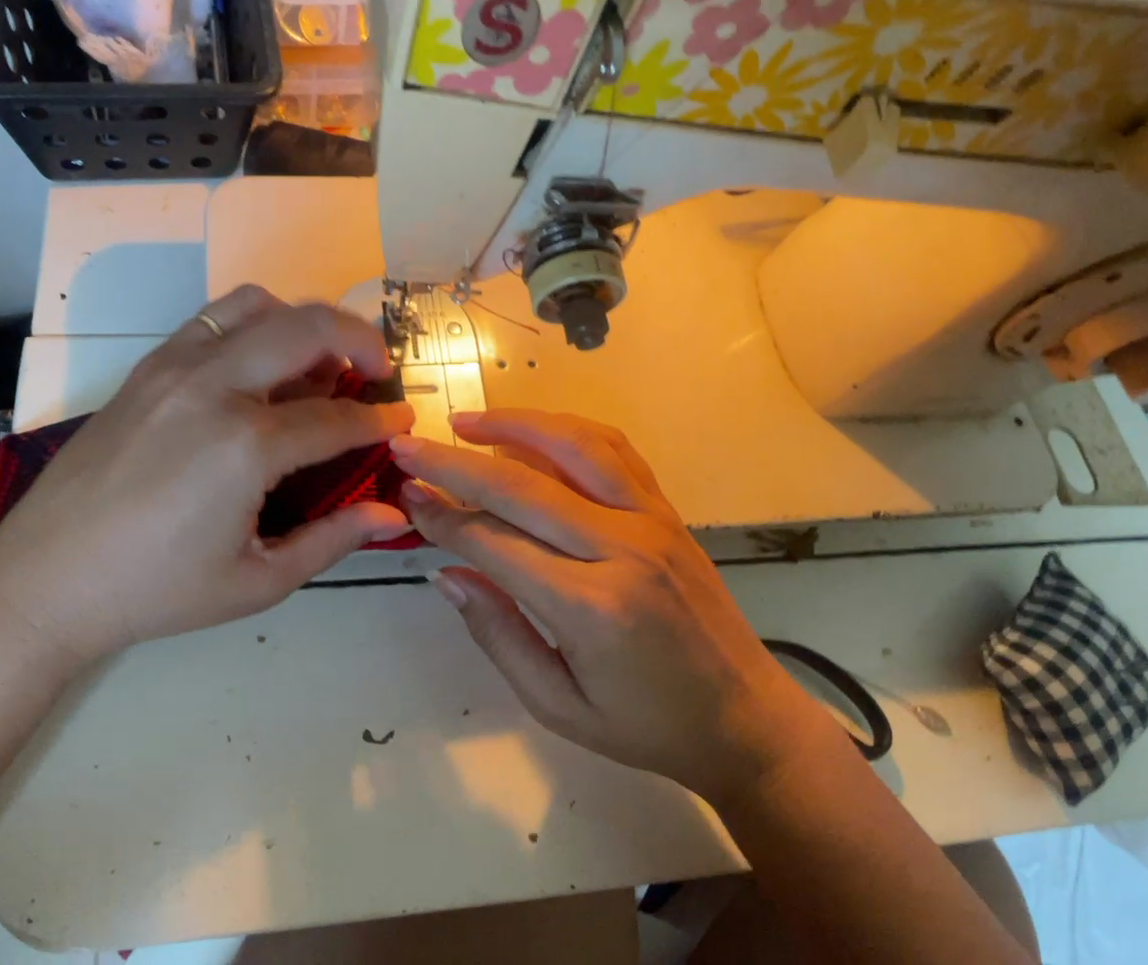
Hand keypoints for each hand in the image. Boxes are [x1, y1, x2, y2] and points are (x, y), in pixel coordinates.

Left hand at [0, 286, 415, 664]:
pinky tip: (258, 370)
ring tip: (319, 362)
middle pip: (308, 328)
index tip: (402, 423)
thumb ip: (332, 539)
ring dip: (303, 322)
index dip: (380, 421)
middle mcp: (213, 388)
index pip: (337, 418)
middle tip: (378, 373)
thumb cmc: (156, 592)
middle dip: (361, 341)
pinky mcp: (145, 369)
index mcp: (246, 446)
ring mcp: (173, 368)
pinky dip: (252, 327)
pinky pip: (211, 321)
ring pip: (257, 305)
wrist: (47, 579)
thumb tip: (391, 514)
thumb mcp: (256, 581)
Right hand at [391, 410, 838, 806]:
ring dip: (514, 425)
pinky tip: (534, 429)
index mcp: (591, 606)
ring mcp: (652, 521)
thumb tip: (445, 574)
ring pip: (574, 447)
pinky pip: (615, 451)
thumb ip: (498, 634)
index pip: (495, 542)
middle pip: (522, 486)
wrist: (744, 717)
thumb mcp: (557, 704)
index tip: (404, 496)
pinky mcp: (668, 512)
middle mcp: (622, 548)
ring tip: (465, 422)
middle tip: (406, 447)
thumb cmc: (645, 725)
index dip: (442, 517)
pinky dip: (568, 430)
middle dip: (455, 464)